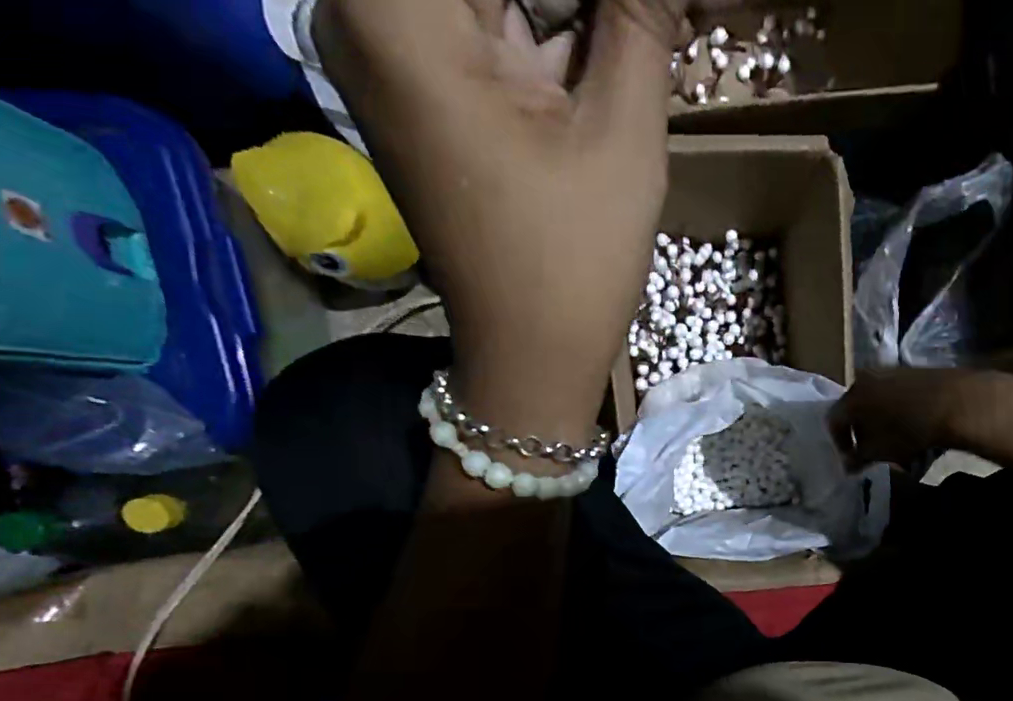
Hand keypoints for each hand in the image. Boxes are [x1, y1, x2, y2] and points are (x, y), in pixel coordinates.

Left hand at [314, 0, 687, 432]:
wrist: (530, 354)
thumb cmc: (573, 260)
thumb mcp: (622, 135)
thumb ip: (640, 17)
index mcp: (396, 11)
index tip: (635, 15)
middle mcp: (365, 13)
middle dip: (579, 2)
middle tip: (647, 22)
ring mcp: (389, 52)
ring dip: (571, 14)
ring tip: (638, 31)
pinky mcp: (421, 88)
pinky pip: (486, 26)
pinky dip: (549, 30)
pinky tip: (611, 46)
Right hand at [830, 368, 1009, 467]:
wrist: (953, 402)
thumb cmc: (907, 431)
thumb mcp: (878, 451)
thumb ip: (858, 458)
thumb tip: (849, 464)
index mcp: (851, 396)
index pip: (833, 421)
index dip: (839, 444)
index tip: (851, 461)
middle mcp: (865, 378)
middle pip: (855, 409)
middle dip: (860, 432)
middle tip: (870, 451)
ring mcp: (889, 371)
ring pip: (875, 401)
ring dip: (879, 421)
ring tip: (892, 440)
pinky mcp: (912, 371)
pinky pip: (894, 395)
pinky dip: (895, 411)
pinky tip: (909, 426)